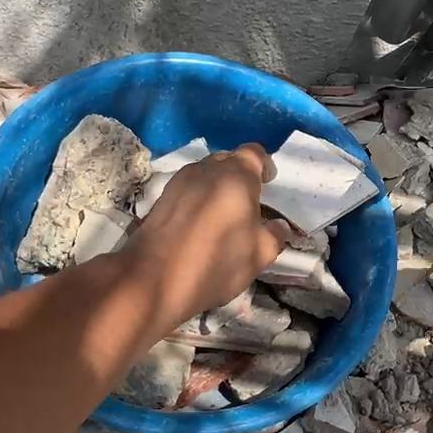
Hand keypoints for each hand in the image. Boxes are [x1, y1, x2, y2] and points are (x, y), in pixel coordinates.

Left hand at [125, 144, 292, 331]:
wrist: (154, 279)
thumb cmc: (216, 262)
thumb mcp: (259, 255)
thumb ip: (274, 236)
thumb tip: (278, 225)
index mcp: (236, 176)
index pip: (255, 153)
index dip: (264, 165)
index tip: (269, 182)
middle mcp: (207, 170)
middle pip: (228, 159)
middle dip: (240, 174)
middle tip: (248, 199)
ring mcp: (179, 182)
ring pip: (205, 173)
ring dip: (217, 185)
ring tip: (224, 211)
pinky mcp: (160, 198)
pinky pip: (188, 188)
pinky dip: (198, 197)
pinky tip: (201, 222)